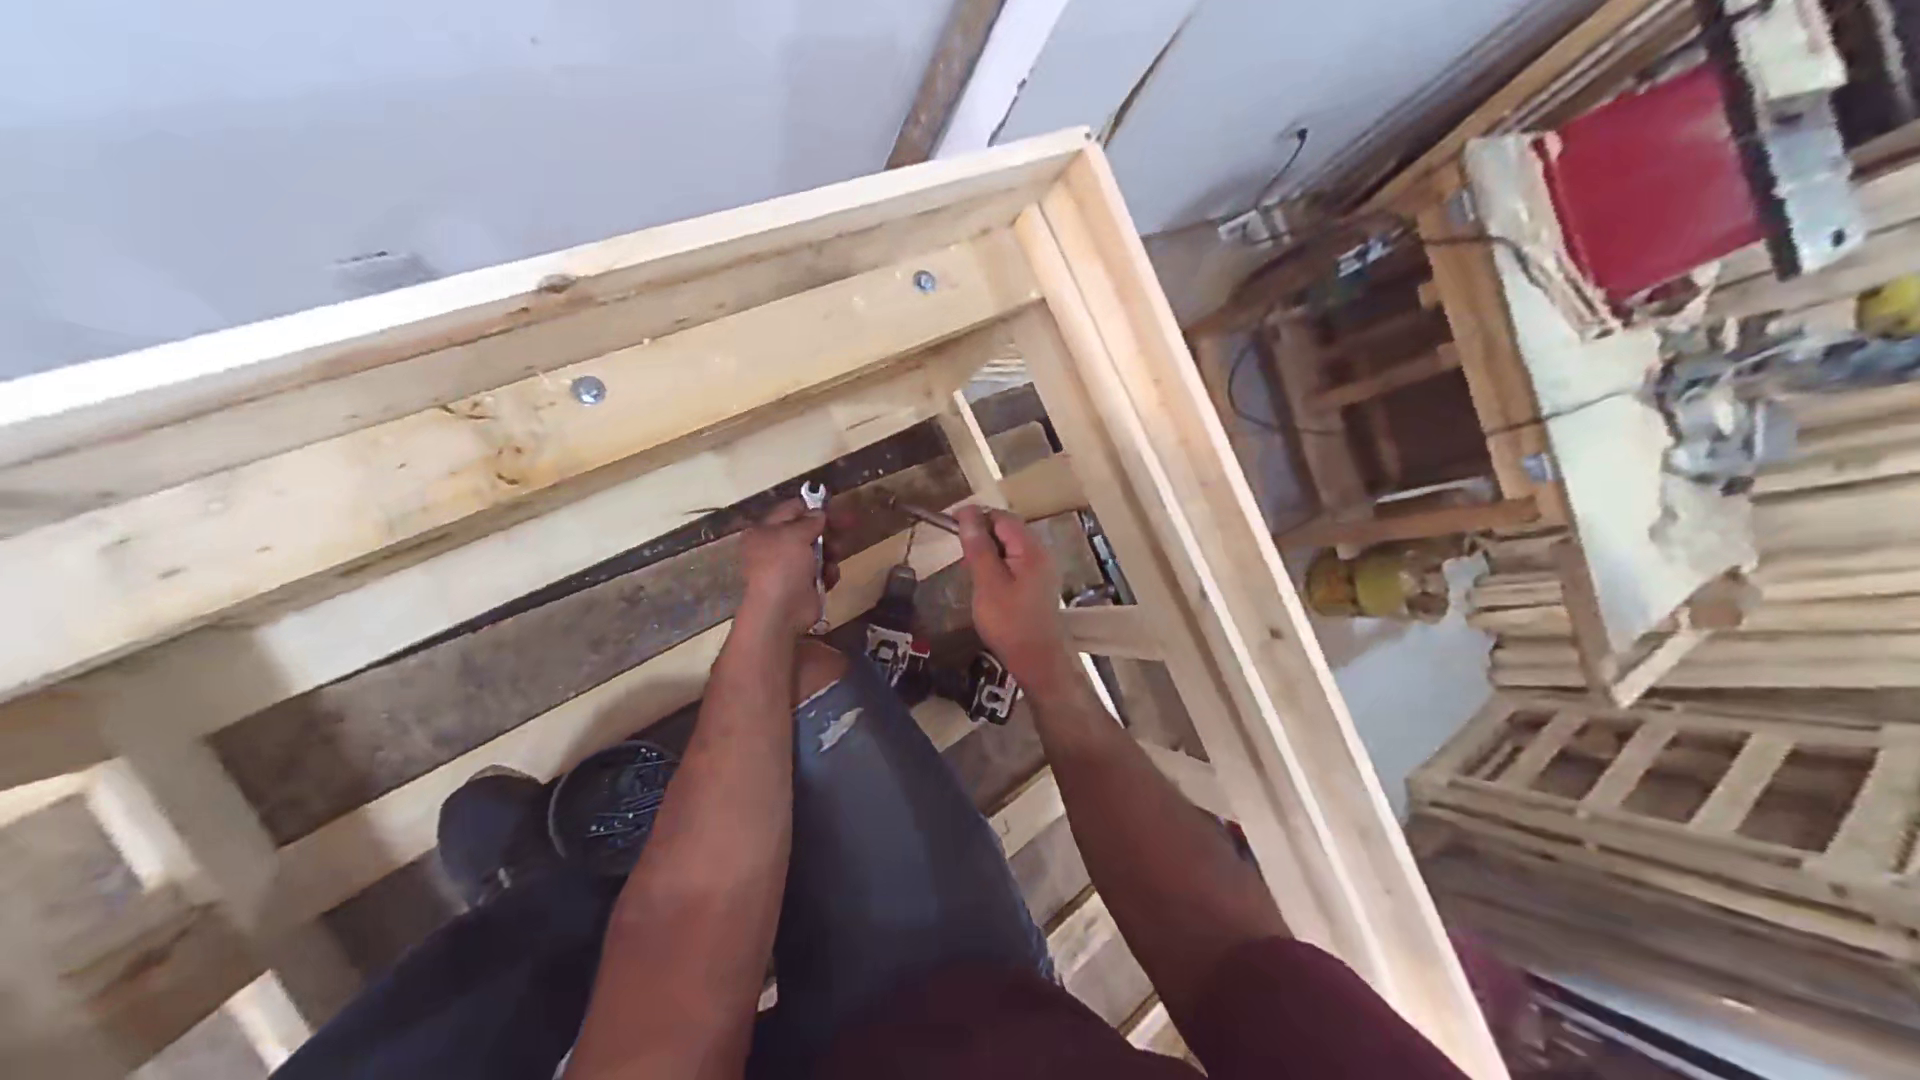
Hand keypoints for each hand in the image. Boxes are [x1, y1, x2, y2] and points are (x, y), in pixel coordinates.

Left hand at [738, 499, 833, 637]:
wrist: (781, 611)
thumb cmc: (782, 566)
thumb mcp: (793, 535)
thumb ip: (809, 521)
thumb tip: (818, 513)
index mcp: (765, 532)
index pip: (790, 510)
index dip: (811, 507)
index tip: (833, 506)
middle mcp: (775, 548)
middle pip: (807, 531)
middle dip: (826, 531)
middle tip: (848, 526)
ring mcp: (790, 568)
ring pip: (818, 551)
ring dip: (830, 552)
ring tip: (835, 555)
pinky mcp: (805, 586)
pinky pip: (822, 572)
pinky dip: (828, 572)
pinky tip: (829, 577)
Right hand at [956, 506, 1075, 695]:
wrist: (1037, 661)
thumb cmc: (1009, 623)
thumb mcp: (988, 583)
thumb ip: (978, 547)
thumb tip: (967, 513)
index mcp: (1031, 549)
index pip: (1001, 517)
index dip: (975, 516)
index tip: (949, 524)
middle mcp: (1040, 553)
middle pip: (1008, 528)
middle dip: (981, 531)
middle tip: (956, 545)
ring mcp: (1041, 569)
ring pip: (1009, 546)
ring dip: (987, 548)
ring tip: (967, 563)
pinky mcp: (1036, 584)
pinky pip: (1014, 561)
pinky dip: (996, 563)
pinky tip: (984, 578)